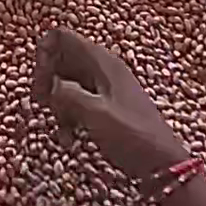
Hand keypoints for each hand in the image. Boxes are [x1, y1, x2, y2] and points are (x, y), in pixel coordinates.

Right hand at [31, 29, 189, 179]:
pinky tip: (69, 138)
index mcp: (102, 62)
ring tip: (61, 129)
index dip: (45, 54)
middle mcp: (103, 69)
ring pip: (67, 83)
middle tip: (43, 106)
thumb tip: (47, 83)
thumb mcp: (96, 114)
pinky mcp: (106, 107)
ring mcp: (105, 88)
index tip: (41, 83)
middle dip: (47, 81)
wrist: (164, 167)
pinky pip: (77, 101)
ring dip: (57, 103)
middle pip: (62, 60)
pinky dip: (68, 116)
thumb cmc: (132, 136)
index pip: (62, 37)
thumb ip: (67, 93)